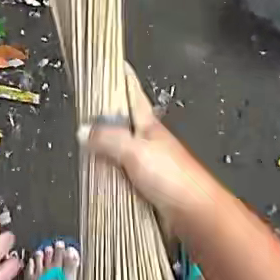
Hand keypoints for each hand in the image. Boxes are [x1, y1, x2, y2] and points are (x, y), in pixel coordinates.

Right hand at [85, 68, 224, 225]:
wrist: (194, 214)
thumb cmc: (174, 178)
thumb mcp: (135, 152)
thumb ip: (109, 139)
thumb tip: (84, 129)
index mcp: (148, 124)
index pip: (133, 94)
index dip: (124, 79)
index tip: (115, 65)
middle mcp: (148, 141)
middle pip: (123, 122)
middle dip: (107, 116)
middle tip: (87, 110)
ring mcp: (148, 164)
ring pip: (122, 150)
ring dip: (107, 150)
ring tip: (86, 146)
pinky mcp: (146, 187)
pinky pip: (122, 175)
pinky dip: (110, 175)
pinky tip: (100, 178)